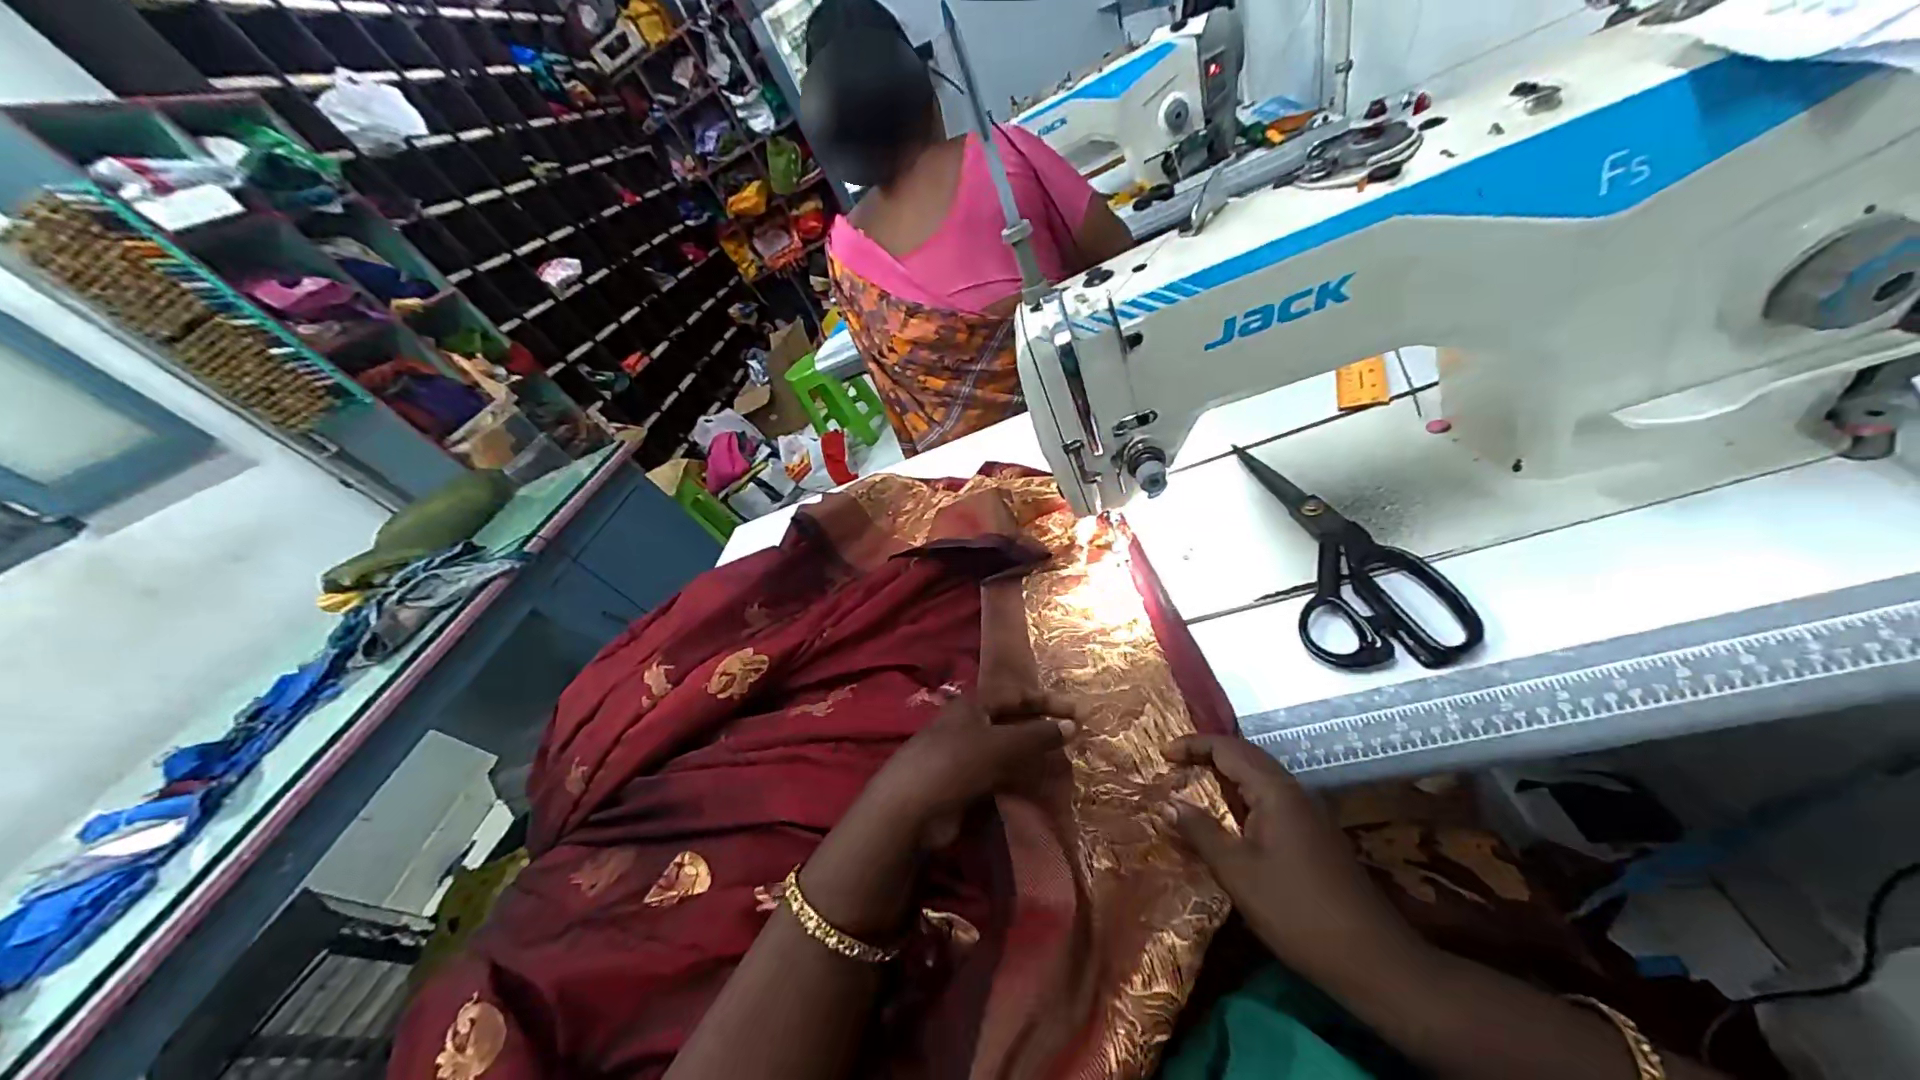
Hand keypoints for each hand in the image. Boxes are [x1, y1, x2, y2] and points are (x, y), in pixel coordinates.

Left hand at [864, 690, 1080, 848]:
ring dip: (1033, 757)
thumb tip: (1072, 724)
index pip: (1018, 695)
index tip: (1079, 712)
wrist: (911, 808)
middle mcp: (970, 724)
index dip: (1048, 702)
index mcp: (974, 704)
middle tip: (1074, 739)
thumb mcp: (1000, 745)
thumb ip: (1037, 735)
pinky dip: (1019, 778)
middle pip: (1013, 722)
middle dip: (1042, 730)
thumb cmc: (956, 762)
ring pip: (1008, 751)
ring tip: (1063, 765)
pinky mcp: (965, 783)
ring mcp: (966, 755)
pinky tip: (1039, 787)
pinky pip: (1000, 775)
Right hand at [1165, 735, 1425, 983]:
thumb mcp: (1237, 872)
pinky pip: (1270, 799)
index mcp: (1275, 791)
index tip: (1162, 754)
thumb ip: (1200, 831)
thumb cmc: (1296, 910)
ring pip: (1260, 778)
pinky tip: (1229, 818)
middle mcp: (1293, 792)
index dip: (1193, 745)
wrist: (1371, 958)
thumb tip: (1167, 803)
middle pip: (1246, 756)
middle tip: (1174, 764)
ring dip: (1226, 774)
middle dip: (1208, 754)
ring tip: (1193, 785)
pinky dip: (1242, 796)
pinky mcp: (1313, 835)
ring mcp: (1307, 813)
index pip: (1228, 748)